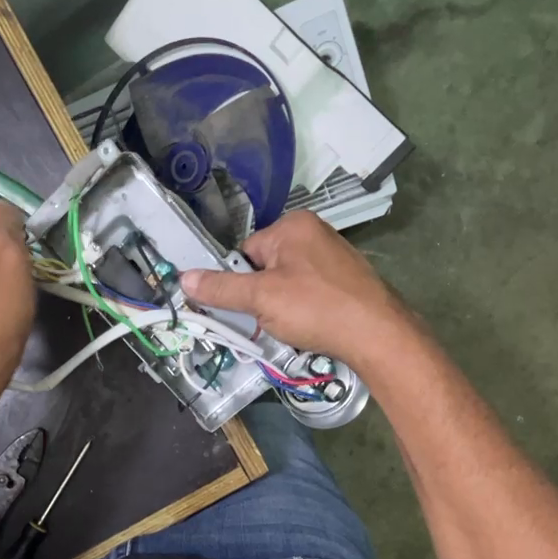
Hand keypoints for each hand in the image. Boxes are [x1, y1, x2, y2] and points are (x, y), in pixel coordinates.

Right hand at [179, 211, 419, 367]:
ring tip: (288, 325)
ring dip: (278, 306)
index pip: (244, 252)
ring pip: (283, 282)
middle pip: (263, 267)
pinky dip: (300, 309)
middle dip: (258, 296)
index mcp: (292, 225)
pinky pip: (306, 291)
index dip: (238, 283)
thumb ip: (220, 289)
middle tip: (266, 320)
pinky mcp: (344, 277)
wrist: (374, 332)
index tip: (243, 308)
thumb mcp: (260, 299)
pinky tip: (307, 325)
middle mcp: (312, 231)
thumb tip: (183, 279)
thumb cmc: (314, 307)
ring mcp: (331, 254)